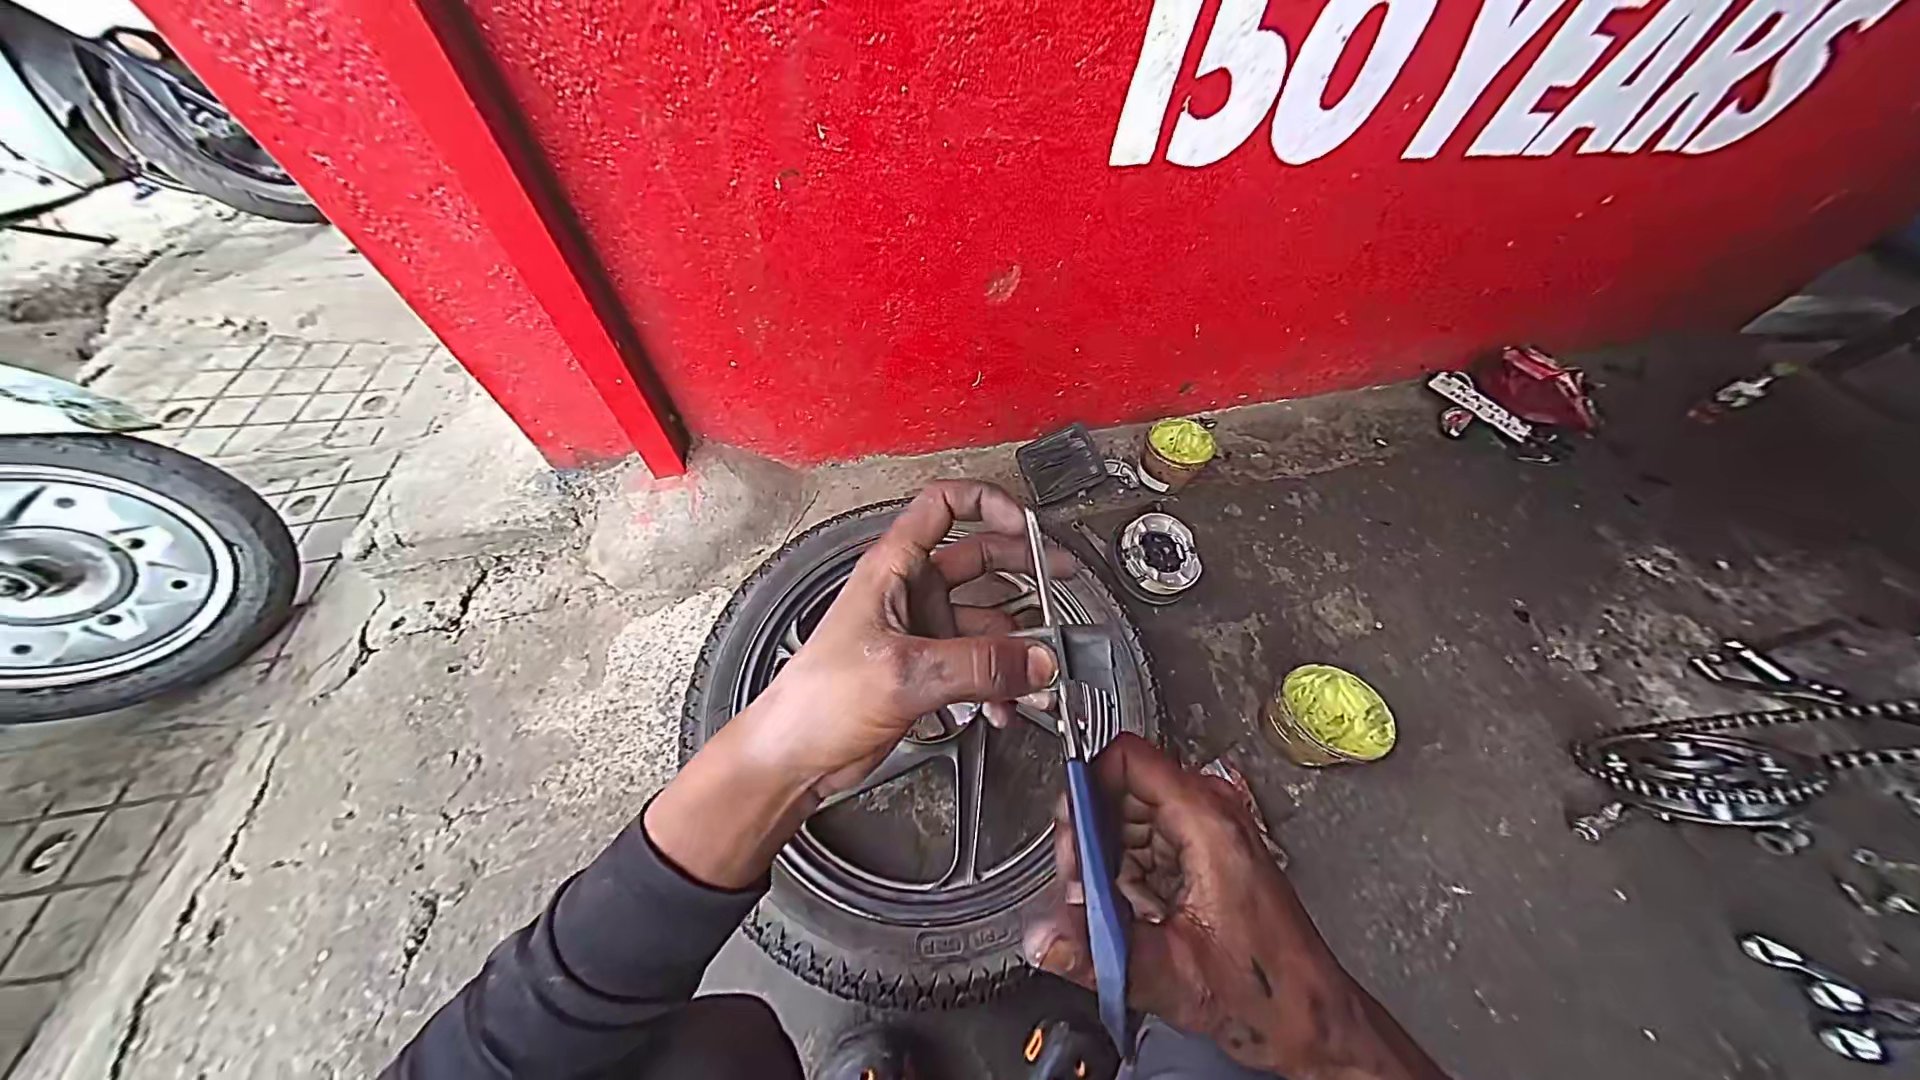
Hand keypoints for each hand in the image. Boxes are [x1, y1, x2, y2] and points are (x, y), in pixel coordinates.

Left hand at [739, 479, 1072, 799]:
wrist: (796, 755)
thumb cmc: (816, 700)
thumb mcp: (903, 672)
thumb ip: (978, 665)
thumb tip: (1035, 660)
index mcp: (893, 569)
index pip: (943, 506)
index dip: (987, 503)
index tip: (1025, 522)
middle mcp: (911, 592)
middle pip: (979, 558)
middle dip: (1023, 566)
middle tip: (1059, 577)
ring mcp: (922, 630)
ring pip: (986, 619)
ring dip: (1017, 641)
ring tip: (1039, 666)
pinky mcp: (928, 667)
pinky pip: (980, 662)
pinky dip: (1000, 681)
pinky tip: (1007, 705)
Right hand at [1024, 735, 1444, 1079]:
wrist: (1314, 1021)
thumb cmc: (1270, 993)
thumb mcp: (1175, 975)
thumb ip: (1100, 951)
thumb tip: (1045, 937)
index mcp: (1205, 819)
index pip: (1127, 757)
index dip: (1088, 784)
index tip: (1070, 826)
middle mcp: (1206, 809)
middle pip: (1119, 787)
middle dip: (1090, 833)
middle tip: (1081, 882)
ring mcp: (1203, 825)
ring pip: (1126, 812)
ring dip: (1105, 854)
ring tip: (1110, 903)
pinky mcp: (1199, 846)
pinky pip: (1142, 835)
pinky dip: (1125, 866)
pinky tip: (1133, 908)